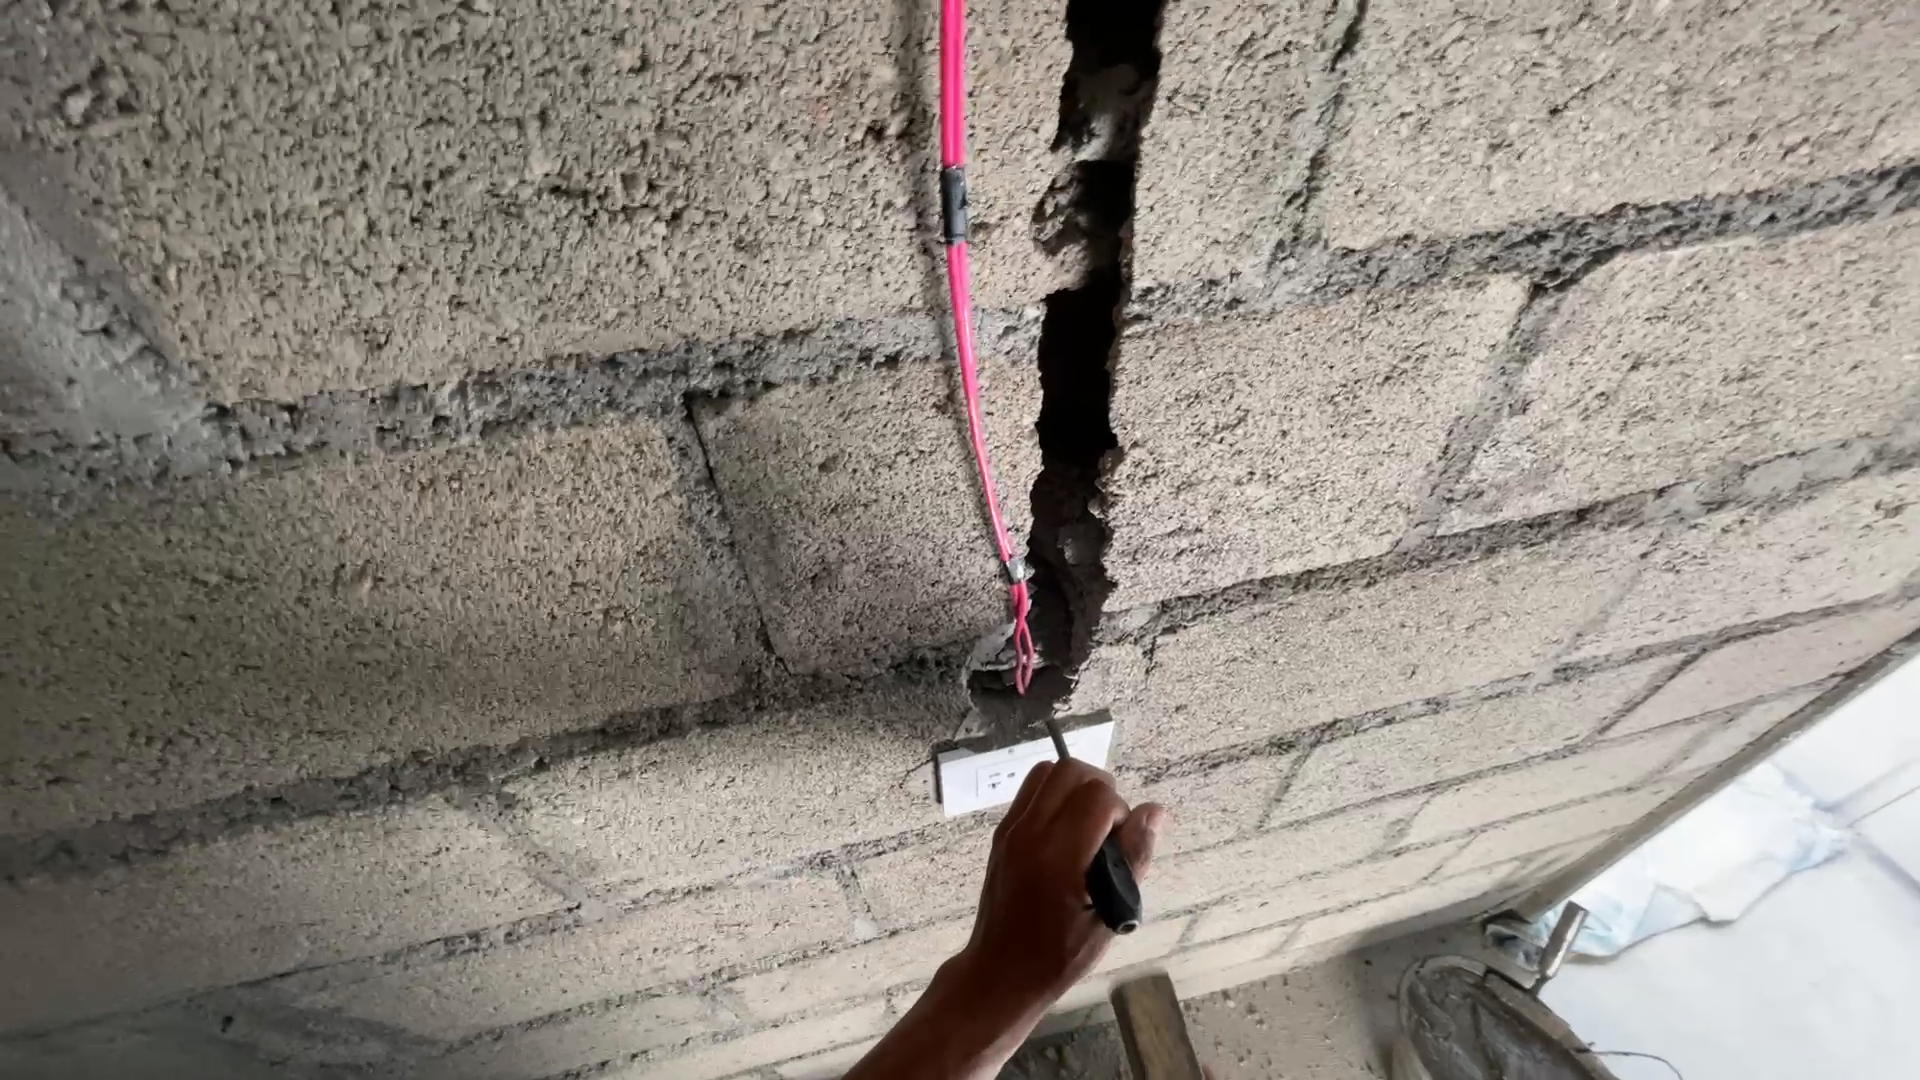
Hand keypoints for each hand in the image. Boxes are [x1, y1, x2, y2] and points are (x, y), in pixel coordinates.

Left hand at [947, 759, 1165, 1015]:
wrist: (1001, 970)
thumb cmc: (1060, 954)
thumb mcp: (1109, 915)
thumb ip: (1132, 858)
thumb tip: (1155, 812)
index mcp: (1058, 856)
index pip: (1098, 795)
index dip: (1120, 811)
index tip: (1118, 845)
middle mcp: (1029, 831)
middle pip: (1070, 769)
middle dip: (1100, 788)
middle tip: (1108, 828)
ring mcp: (1010, 827)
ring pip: (1048, 770)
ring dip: (1076, 785)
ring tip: (1087, 824)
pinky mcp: (1002, 829)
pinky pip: (1031, 787)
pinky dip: (1054, 793)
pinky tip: (1065, 829)